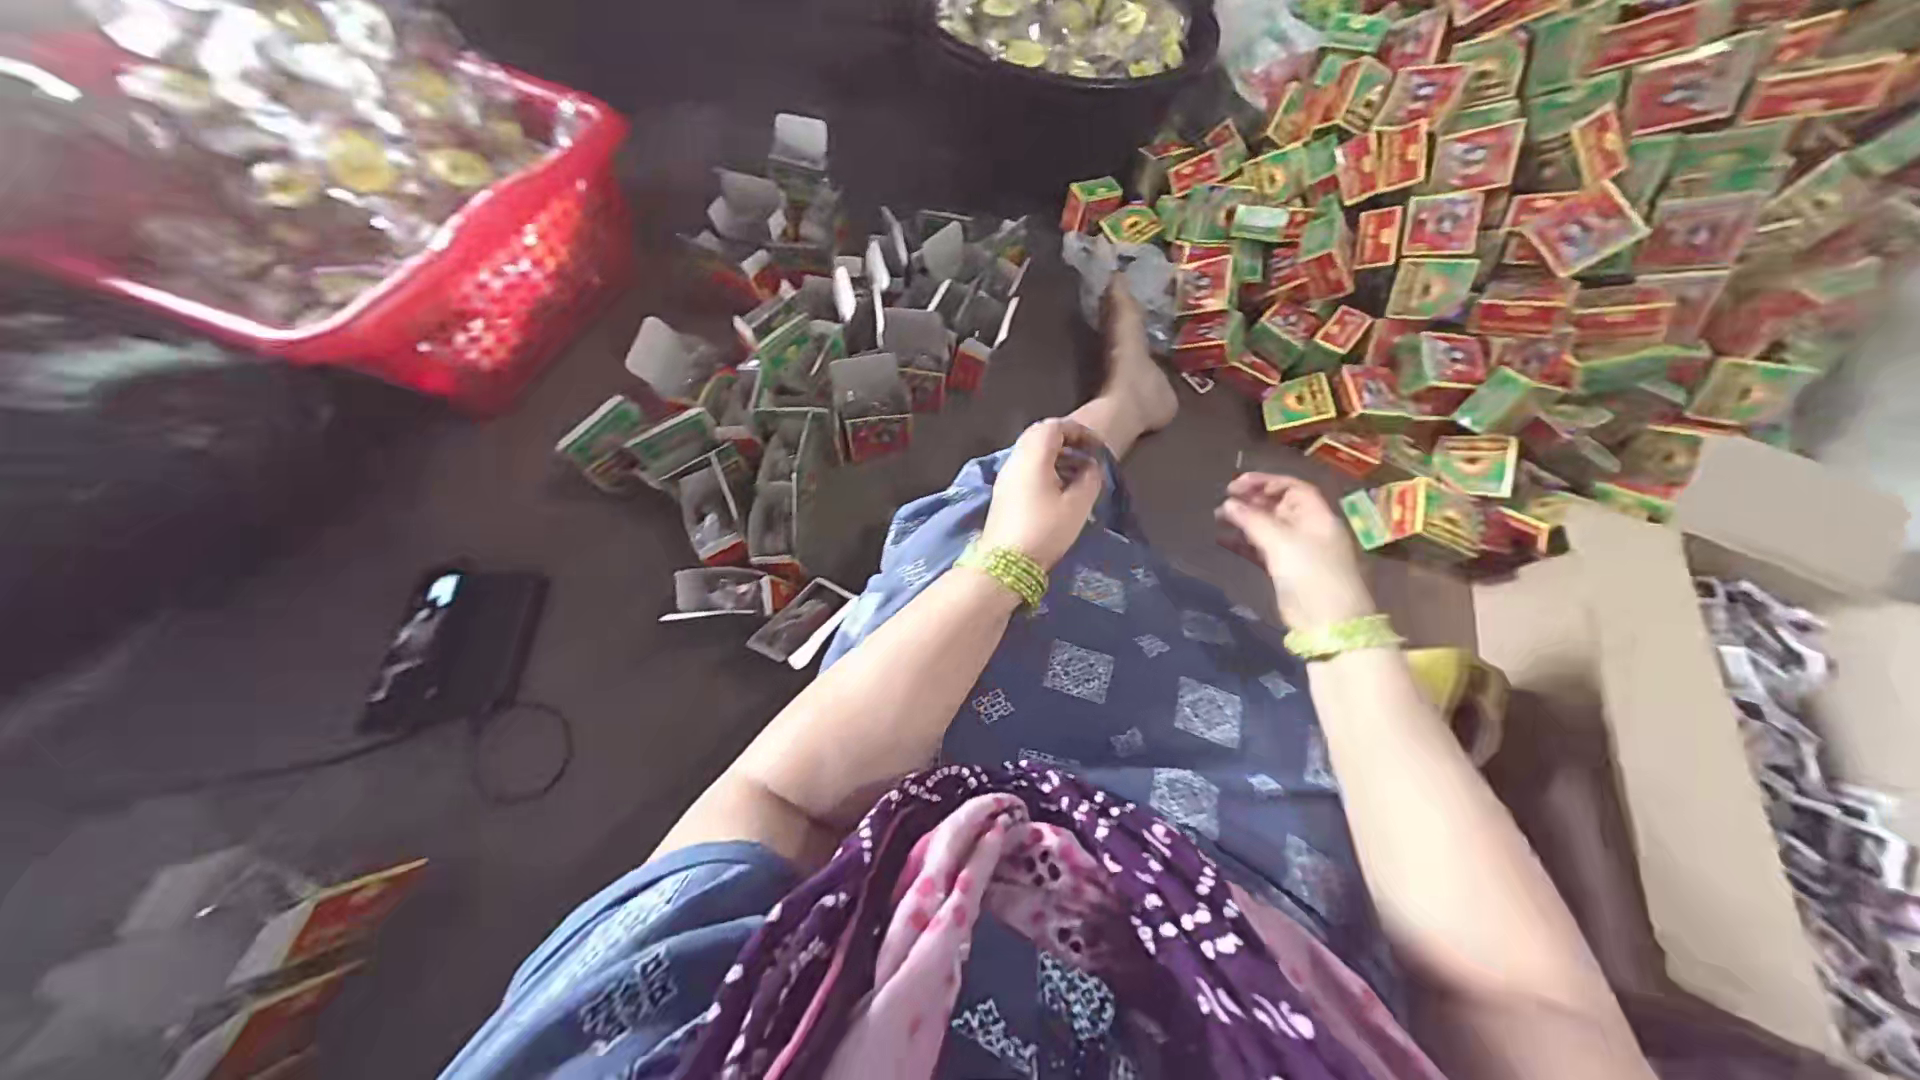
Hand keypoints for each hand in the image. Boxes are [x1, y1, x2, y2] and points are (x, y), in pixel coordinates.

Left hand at [980, 419, 1102, 570]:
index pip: (1054, 426)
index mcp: (1033, 456)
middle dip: (1066, 440)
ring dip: (1055, 455)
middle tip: (1086, 455)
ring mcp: (1006, 476)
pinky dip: (1044, 468)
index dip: (1078, 431)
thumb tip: (1091, 466)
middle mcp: (1015, 460)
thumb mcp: (1077, 505)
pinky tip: (1059, 488)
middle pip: (1039, 435)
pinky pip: (1025, 468)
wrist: (1006, 563)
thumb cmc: (1045, 530)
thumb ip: (1090, 478)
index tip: (1097, 447)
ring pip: (1031, 452)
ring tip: (1078, 473)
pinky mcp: (1003, 492)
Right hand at [1215, 472, 1375, 629]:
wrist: (1327, 622)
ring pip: (1267, 526)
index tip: (1237, 483)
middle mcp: (1308, 529)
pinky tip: (1222, 539)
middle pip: (1278, 505)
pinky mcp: (1284, 569)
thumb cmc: (1311, 574)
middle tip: (1224, 498)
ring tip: (1218, 516)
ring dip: (1244, 519)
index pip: (1293, 488)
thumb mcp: (1282, 542)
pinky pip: (1260, 547)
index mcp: (1317, 517)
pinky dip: (1242, 541)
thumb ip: (1253, 520)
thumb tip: (1228, 504)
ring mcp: (1296, 550)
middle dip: (1252, 499)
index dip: (1266, 481)